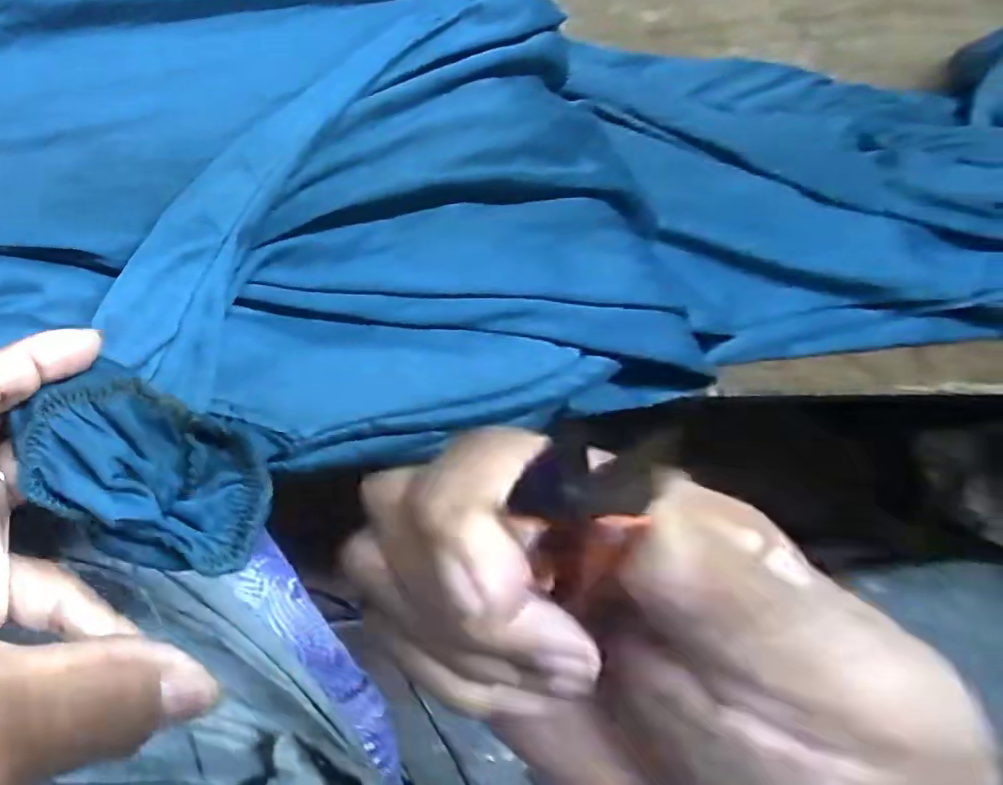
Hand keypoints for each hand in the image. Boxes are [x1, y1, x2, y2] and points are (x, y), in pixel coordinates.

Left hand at [0, 330, 219, 784]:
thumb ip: (99, 693)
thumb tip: (203, 679)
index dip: (33, 358)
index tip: (96, 345)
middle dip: (61, 413)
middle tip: (128, 401)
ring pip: (21, 497)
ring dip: (76, 498)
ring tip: (144, 486)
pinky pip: (33, 574)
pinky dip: (80, 601)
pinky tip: (130, 646)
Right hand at [341, 427, 997, 784]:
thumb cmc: (821, 737)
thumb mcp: (821, 667)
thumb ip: (725, 579)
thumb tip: (606, 505)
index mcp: (595, 493)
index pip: (477, 456)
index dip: (466, 526)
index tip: (541, 633)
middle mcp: (513, 511)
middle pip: (397, 496)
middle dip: (454, 597)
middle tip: (562, 669)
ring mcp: (466, 564)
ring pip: (371, 554)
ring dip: (443, 640)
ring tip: (540, 686)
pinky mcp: (437, 622)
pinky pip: (377, 618)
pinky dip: (436, 671)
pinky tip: (511, 695)